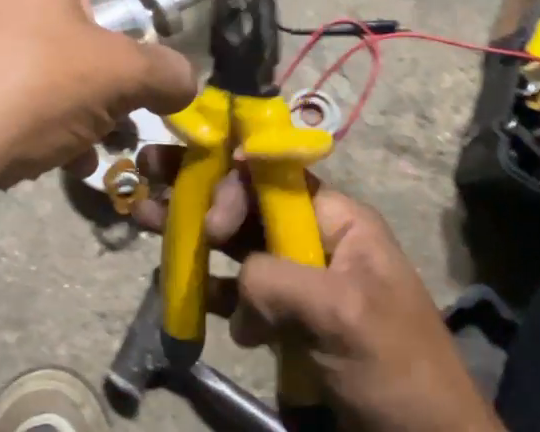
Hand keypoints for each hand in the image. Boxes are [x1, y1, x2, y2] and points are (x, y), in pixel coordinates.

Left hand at [0, 0, 195, 192]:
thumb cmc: (32, 84)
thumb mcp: (118, 77)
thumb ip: (164, 73)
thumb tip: (185, 81)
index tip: (142, 8)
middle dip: (101, 42)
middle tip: (123, 78)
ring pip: (34, 45)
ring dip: (73, 85)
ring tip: (96, 135)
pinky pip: (2, 74)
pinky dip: (34, 105)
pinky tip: (54, 155)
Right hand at [134, 173, 502, 431]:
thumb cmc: (395, 368)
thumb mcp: (341, 313)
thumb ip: (277, 278)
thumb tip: (235, 281)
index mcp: (338, 220)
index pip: (274, 177)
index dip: (234, 181)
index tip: (209, 219)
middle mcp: (315, 238)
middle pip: (246, 201)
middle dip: (197, 187)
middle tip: (147, 171)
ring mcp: (300, 279)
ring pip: (237, 243)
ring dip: (192, 232)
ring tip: (144, 216)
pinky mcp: (288, 318)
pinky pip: (240, 291)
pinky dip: (214, 290)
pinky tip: (186, 296)